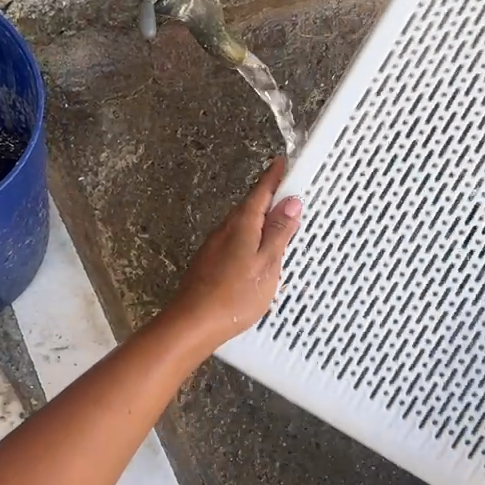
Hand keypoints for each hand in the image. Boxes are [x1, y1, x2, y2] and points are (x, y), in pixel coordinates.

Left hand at [162, 158, 302, 349]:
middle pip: (250, 206)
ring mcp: (215, 245)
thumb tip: (291, 202)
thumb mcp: (267, 263)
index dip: (273, 176)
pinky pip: (235, 241)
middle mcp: (225, 229)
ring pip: (242, 225)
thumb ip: (279, 233)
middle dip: (269, 198)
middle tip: (288, 192)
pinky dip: (249, 239)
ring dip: (260, 221)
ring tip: (279, 224)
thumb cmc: (234, 295)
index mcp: (242, 224)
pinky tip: (257, 253)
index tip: (282, 162)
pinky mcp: (210, 262)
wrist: (193, 322)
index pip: (261, 191)